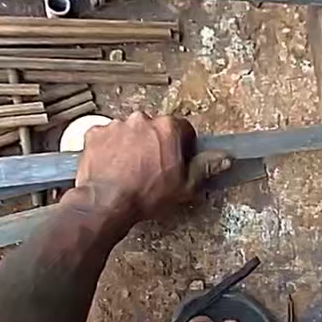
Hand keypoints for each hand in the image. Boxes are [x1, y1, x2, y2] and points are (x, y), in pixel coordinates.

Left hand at [69, 112, 227, 229]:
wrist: (107, 202)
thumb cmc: (145, 195)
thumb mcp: (184, 186)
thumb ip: (205, 167)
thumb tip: (225, 158)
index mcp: (167, 128)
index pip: (182, 129)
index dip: (181, 146)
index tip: (176, 160)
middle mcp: (142, 120)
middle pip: (154, 128)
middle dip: (154, 144)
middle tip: (152, 168)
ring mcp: (117, 125)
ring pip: (129, 132)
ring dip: (132, 145)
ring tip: (129, 170)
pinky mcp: (96, 134)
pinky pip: (106, 137)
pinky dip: (109, 148)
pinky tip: (112, 166)